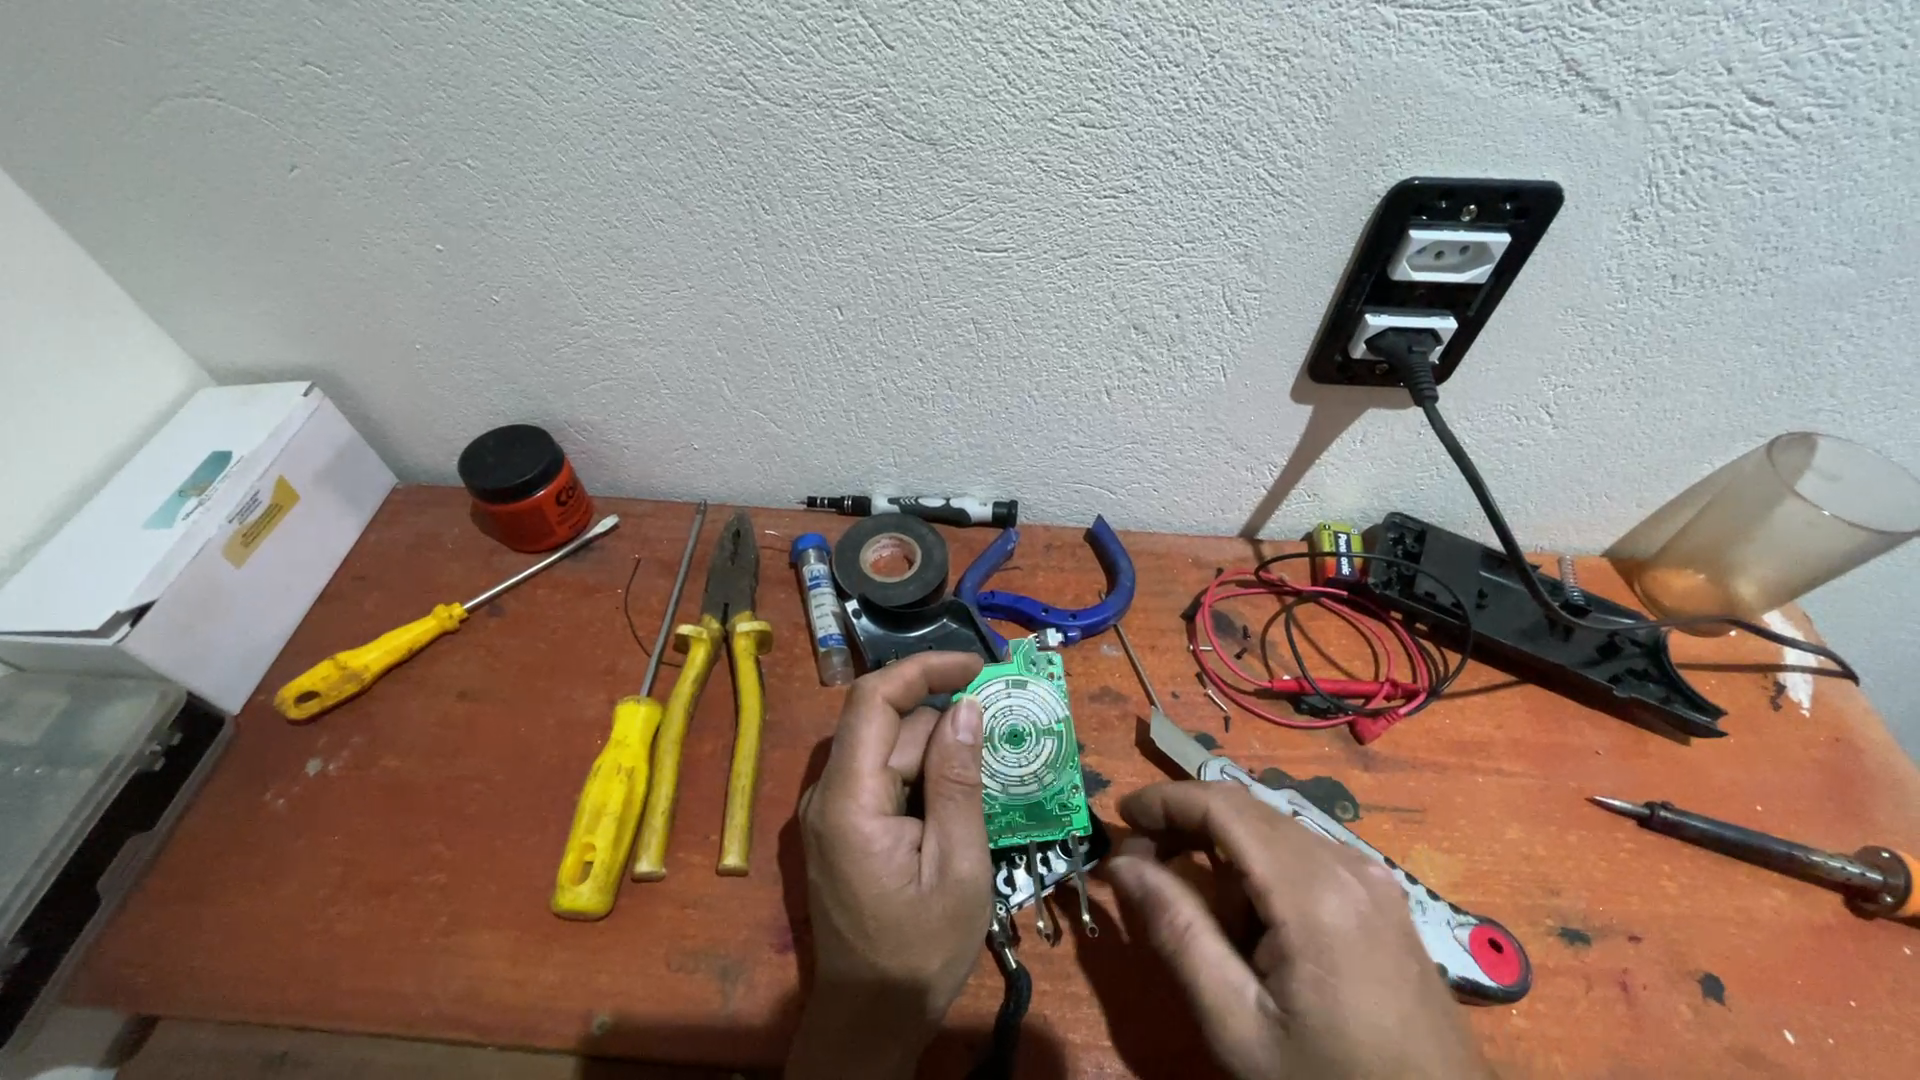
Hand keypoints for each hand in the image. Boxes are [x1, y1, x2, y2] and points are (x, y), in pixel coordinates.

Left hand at [787, 652, 990, 1079]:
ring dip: (938, 743)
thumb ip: (959, 782)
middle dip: (945, 714)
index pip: (873, 700)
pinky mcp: (842, 826)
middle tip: (1004, 724)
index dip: (924, 669)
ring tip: (992, 759)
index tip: (977, 666)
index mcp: (849, 800)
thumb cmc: (919, 953)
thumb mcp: (958, 868)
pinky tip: (962, 788)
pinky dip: (923, 770)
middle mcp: (828, 793)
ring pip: (887, 747)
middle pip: (886, 724)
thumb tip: (968, 707)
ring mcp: (831, 810)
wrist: (869, 1019)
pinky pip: (882, 776)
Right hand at [1105, 781, 1489, 1079]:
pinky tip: (1261, 936)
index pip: (1223, 806)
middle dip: (1188, 831)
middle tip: (1143, 873)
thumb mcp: (1236, 1024)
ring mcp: (1372, 878)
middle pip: (1246, 811)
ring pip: (1272, 834)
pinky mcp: (1382, 897)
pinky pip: (1303, 858)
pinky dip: (1263, 877)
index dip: (1164, 800)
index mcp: (1313, 889)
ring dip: (1227, 864)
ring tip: (1221, 939)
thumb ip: (1177, 932)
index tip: (1118, 818)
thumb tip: (1122, 863)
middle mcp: (1347, 863)